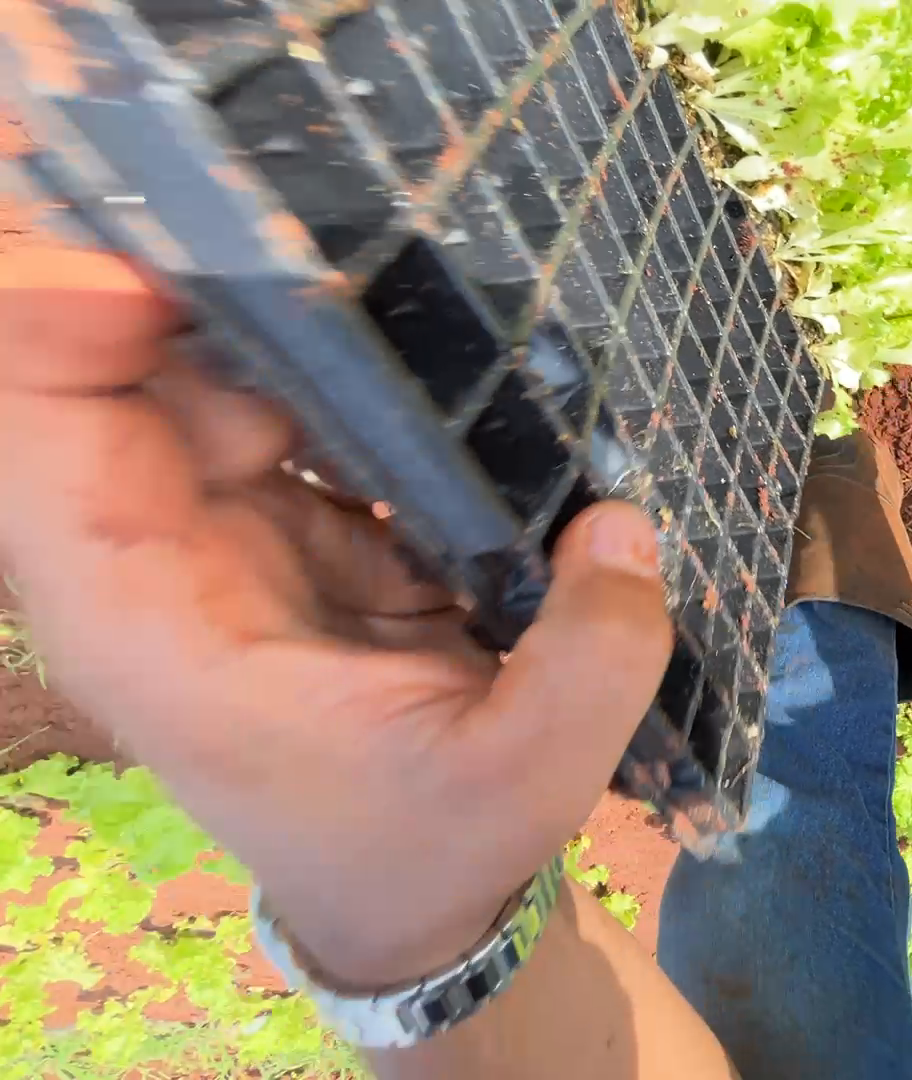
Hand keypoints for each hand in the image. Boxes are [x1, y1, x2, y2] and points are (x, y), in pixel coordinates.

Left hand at [0, 247, 672, 989]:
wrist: (428, 888)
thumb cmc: (446, 843)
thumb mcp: (536, 769)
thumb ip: (593, 654)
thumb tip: (620, 523)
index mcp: (173, 632)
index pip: (50, 453)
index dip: (56, 337)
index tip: (166, 269)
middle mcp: (191, 570)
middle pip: (155, 389)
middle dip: (241, 305)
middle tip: (358, 246)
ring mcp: (270, 549)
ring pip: (264, 401)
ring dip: (335, 344)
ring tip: (434, 301)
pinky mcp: (344, 547)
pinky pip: (349, 442)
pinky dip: (400, 401)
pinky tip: (475, 381)